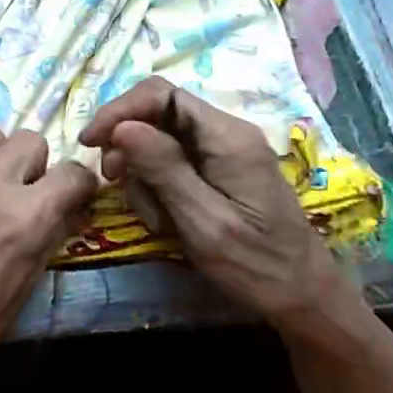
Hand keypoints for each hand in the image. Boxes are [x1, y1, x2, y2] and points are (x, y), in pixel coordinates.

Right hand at [78, 77, 362, 338]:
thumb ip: (163, 169)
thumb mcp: (203, 221)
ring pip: (157, 139)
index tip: (90, 143)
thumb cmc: (256, 265)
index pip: (160, 94)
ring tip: (155, 218)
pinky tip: (165, 218)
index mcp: (226, 136)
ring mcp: (221, 150)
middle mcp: (224, 132)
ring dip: (142, 174)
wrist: (302, 298)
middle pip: (156, 113)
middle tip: (115, 182)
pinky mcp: (217, 169)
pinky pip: (171, 161)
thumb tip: (121, 126)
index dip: (119, 110)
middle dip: (127, 145)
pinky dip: (156, 185)